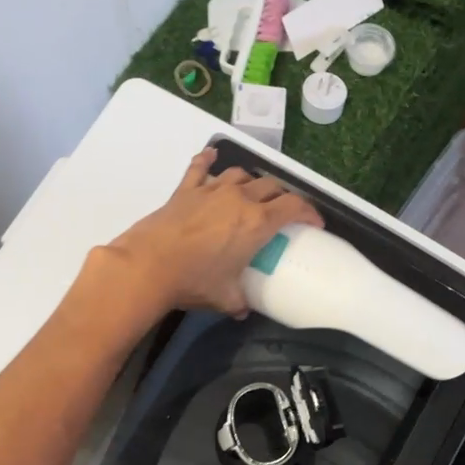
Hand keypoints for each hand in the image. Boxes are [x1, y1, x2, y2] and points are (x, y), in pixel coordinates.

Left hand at [104, 147, 322, 315]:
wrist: (149, 265)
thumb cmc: (195, 281)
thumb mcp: (226, 298)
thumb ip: (239, 301)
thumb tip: (242, 309)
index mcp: (257, 223)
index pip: (294, 207)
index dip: (309, 212)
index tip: (315, 223)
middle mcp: (239, 199)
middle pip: (270, 186)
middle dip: (282, 197)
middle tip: (283, 212)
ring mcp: (211, 190)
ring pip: (240, 175)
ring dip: (251, 182)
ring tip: (252, 193)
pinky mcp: (185, 190)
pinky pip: (199, 167)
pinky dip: (208, 160)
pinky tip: (211, 155)